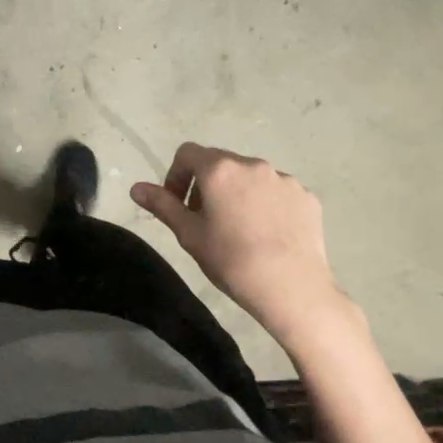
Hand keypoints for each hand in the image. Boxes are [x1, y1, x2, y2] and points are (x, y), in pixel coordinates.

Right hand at [130, 143, 347, 344]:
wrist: (292, 289)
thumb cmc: (231, 260)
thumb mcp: (189, 234)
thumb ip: (162, 204)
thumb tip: (136, 188)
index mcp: (219, 170)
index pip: (187, 153)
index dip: (176, 175)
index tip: (179, 204)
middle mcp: (252, 164)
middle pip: (220, 163)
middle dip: (206, 184)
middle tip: (204, 219)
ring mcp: (284, 180)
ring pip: (251, 177)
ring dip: (237, 192)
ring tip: (239, 228)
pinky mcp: (306, 197)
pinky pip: (278, 192)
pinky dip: (266, 204)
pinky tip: (267, 234)